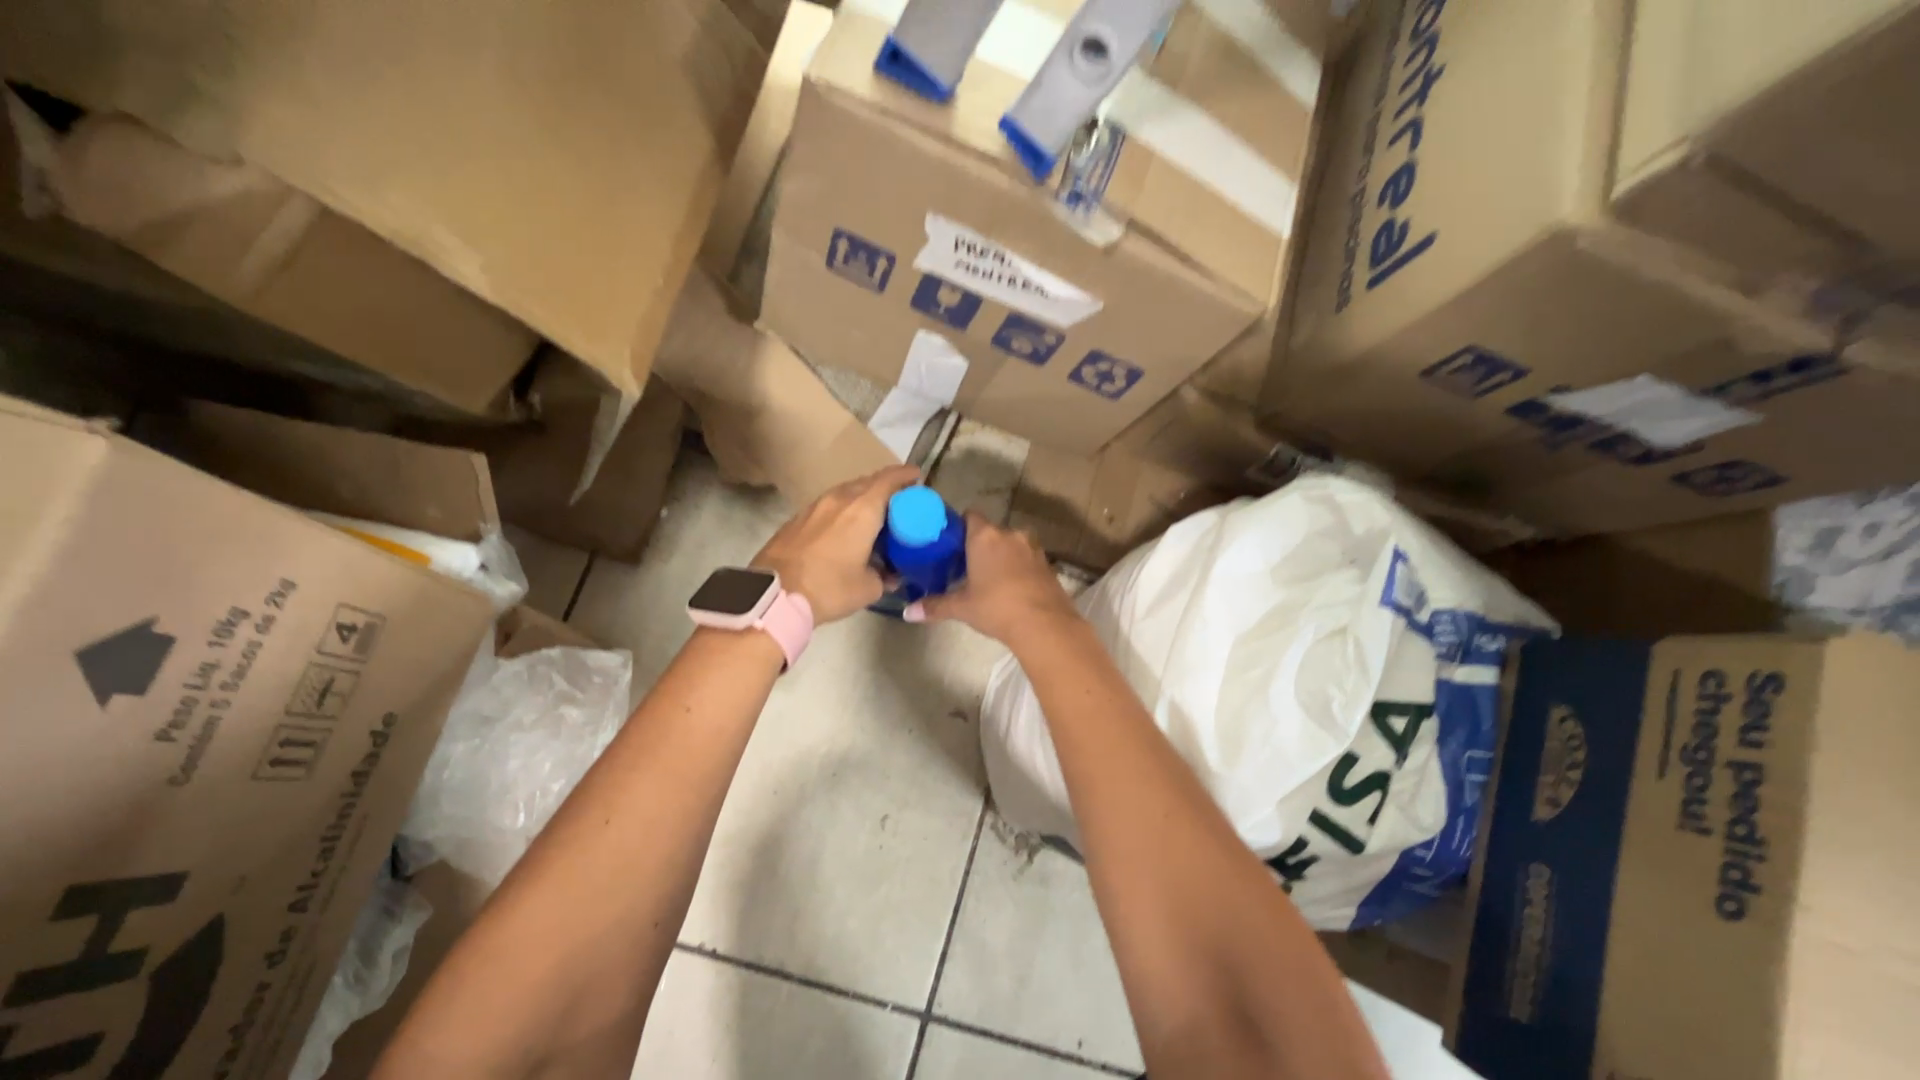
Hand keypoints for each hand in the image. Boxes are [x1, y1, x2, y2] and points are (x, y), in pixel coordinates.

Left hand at [752, 465, 921, 623]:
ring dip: (862, 498)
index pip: (889, 479)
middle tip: (900, 501)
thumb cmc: (828, 588)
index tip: (917, 477)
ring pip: (846, 493)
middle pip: (867, 482)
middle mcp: (839, 499)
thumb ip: (885, 576)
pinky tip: (845, 528)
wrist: (774, 595)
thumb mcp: (868, 588)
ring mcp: (814, 506)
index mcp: (863, 509)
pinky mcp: (797, 519)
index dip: (906, 475)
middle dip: (886, 487)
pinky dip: (843, 510)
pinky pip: (829, 506)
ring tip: (873, 515)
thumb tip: (891, 574)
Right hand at [904, 514, 1081, 644]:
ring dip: (1000, 557)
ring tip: (988, 579)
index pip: (969, 516)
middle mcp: (1010, 534)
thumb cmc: (996, 607)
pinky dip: (1018, 568)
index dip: (959, 527)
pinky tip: (1011, 589)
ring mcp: (1032, 548)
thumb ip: (935, 606)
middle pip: (990, 532)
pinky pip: (1026, 559)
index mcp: (985, 536)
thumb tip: (907, 612)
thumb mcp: (962, 608)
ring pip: (1010, 545)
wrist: (1044, 624)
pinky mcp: (1047, 564)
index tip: (949, 545)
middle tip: (964, 567)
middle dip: (978, 546)